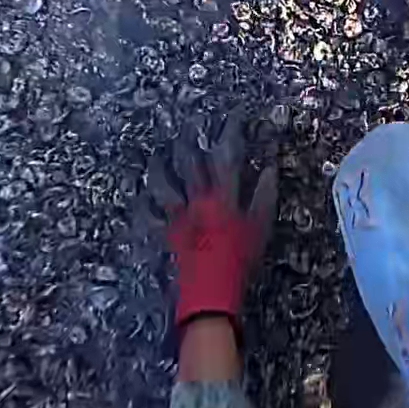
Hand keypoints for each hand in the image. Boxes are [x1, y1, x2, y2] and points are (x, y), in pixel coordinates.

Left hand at [146, 113, 277, 327]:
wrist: (213, 290)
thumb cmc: (241, 258)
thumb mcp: (262, 225)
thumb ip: (265, 194)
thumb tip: (269, 167)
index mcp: (222, 195)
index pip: (226, 155)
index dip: (230, 132)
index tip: (234, 117)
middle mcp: (197, 199)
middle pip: (189, 162)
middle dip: (188, 140)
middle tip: (187, 125)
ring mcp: (178, 215)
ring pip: (163, 183)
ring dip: (158, 167)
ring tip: (156, 155)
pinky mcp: (166, 232)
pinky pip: (148, 216)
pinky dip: (142, 207)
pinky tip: (139, 199)